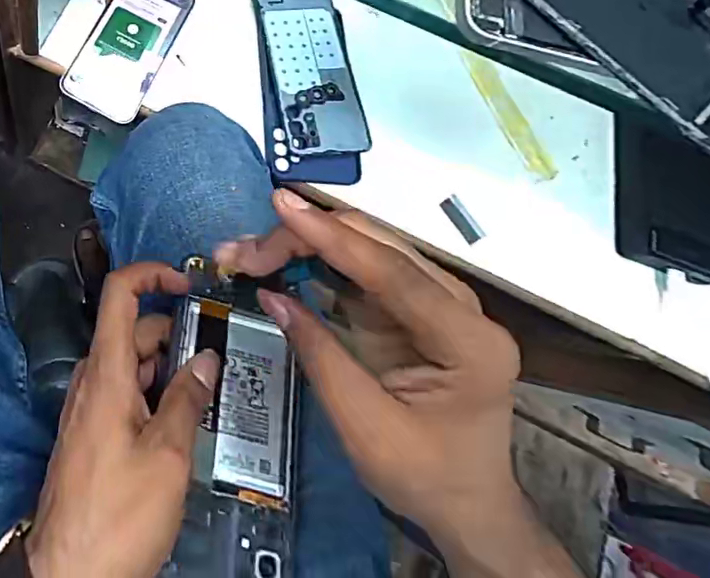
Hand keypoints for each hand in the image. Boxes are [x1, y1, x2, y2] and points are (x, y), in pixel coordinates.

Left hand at [26, 263, 219, 577]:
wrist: (68, 573)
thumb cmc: (117, 514)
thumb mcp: (167, 456)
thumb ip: (187, 400)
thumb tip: (206, 359)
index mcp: (107, 370)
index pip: (119, 293)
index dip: (151, 273)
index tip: (185, 282)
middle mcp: (93, 378)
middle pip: (134, 329)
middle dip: (175, 332)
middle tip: (215, 357)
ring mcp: (90, 404)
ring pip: (133, 362)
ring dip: (168, 366)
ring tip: (207, 391)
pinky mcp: (92, 429)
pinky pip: (126, 390)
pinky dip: (154, 390)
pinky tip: (182, 417)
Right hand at [216, 191, 576, 577]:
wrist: (464, 502)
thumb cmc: (425, 475)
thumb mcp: (365, 427)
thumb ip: (320, 355)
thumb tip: (270, 294)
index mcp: (467, 340)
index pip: (392, 272)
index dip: (332, 236)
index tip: (282, 206)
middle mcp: (458, 305)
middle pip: (373, 246)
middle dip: (303, 238)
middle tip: (241, 252)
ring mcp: (434, 297)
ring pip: (361, 246)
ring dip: (303, 243)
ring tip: (248, 254)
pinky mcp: (408, 300)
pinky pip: (355, 264)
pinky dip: (312, 258)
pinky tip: (277, 258)